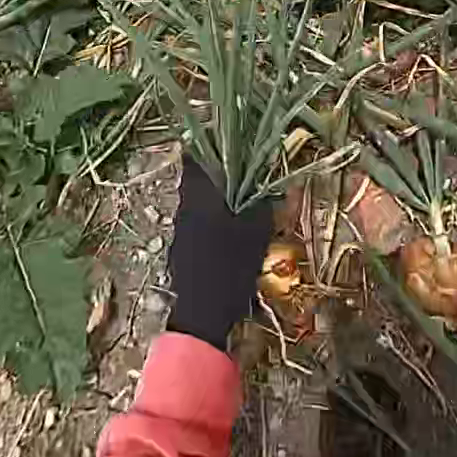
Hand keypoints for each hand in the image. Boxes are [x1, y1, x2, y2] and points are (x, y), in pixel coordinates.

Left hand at [166, 157, 273, 347]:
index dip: (213, 145)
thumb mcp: (256, 230)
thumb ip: (263, 202)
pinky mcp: (183, 248)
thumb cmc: (229, 265)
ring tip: (246, 198)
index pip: (196, 157)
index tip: (234, 142)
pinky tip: (234, 227)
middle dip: (221, 171)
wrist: (203, 314)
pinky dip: (215, 216)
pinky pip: (199, 220)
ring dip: (219, 195)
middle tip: (248, 171)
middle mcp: (185, 207)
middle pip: (198, 177)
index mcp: (199, 195)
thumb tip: (275, 184)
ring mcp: (181, 229)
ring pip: (199, 200)